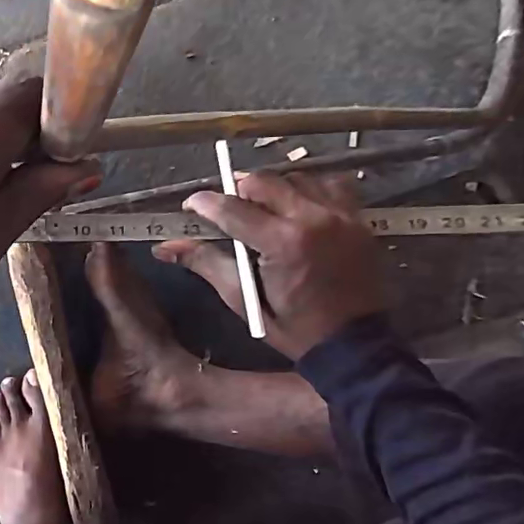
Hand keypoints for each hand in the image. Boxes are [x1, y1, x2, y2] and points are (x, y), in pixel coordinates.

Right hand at [155, 172, 389, 357]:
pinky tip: (300, 207)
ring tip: (264, 210)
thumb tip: (165, 248)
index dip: (205, 203)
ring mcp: (340, 214)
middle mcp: (312, 218)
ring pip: (296, 177)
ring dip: (273, 188)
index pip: (232, 208)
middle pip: (263, 180)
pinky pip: (329, 184)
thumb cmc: (296, 329)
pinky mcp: (358, 217)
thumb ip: (207, 264)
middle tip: (230, 210)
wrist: (358, 346)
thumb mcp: (246, 300)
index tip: (192, 206)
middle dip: (238, 190)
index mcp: (283, 243)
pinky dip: (309, 189)